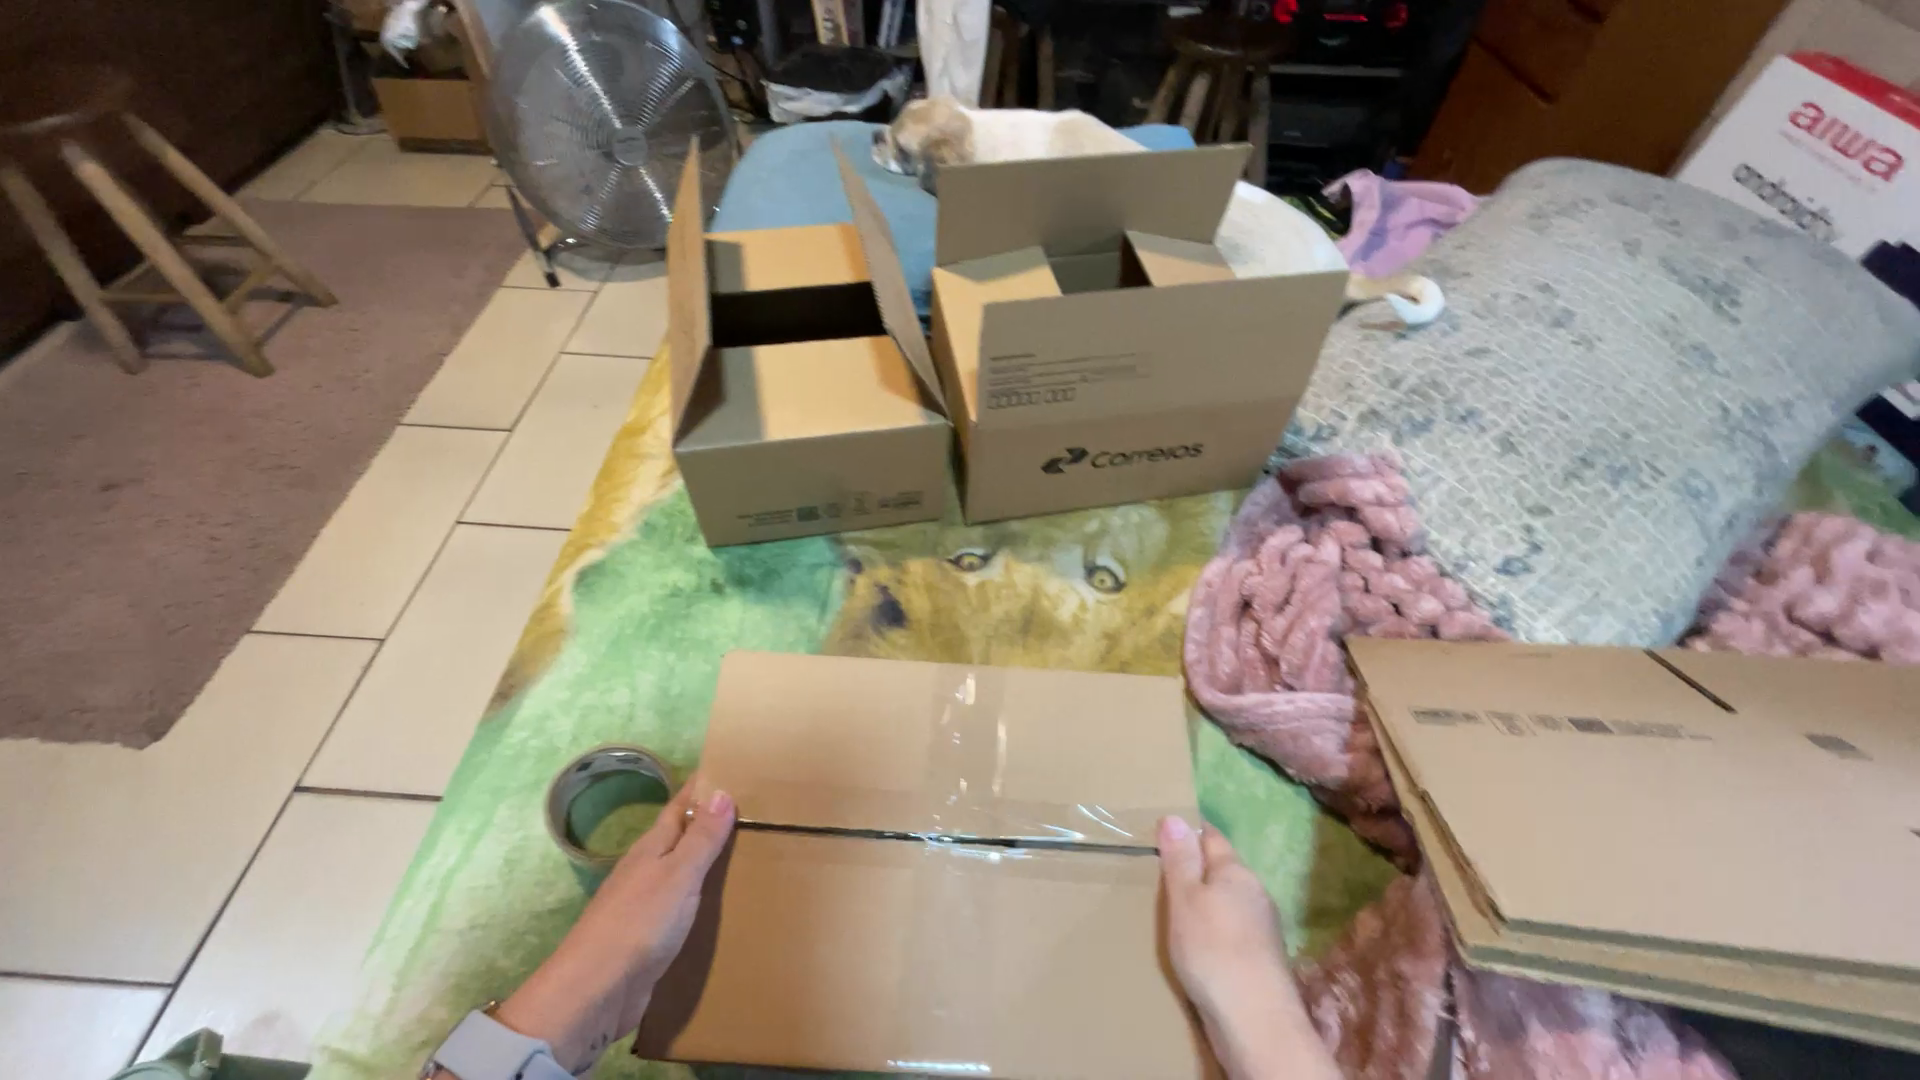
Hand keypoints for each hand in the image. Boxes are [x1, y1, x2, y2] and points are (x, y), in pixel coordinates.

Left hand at [494, 777, 735, 1072]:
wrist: (593, 993)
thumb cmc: (639, 924)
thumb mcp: (678, 875)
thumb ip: (701, 838)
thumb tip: (721, 790)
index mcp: (653, 848)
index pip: (681, 805)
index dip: (704, 787)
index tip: (733, 767)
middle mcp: (647, 869)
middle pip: (682, 837)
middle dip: (712, 821)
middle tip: (756, 811)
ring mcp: (645, 904)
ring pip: (682, 871)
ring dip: (709, 861)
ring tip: (749, 853)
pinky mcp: (649, 938)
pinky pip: (683, 906)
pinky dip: (703, 897)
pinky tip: (721, 905)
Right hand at [1157, 816, 1338, 1079]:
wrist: (1255, 1023)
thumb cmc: (1213, 950)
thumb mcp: (1185, 898)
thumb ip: (1180, 859)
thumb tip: (1175, 816)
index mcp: (1236, 872)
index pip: (1210, 837)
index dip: (1187, 832)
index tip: (1161, 833)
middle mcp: (1255, 894)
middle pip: (1221, 870)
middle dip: (1195, 869)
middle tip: (1159, 873)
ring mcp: (1262, 929)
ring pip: (1226, 902)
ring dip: (1204, 903)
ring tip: (1173, 910)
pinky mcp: (1260, 960)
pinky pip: (1230, 931)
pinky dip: (1212, 931)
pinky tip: (1196, 946)